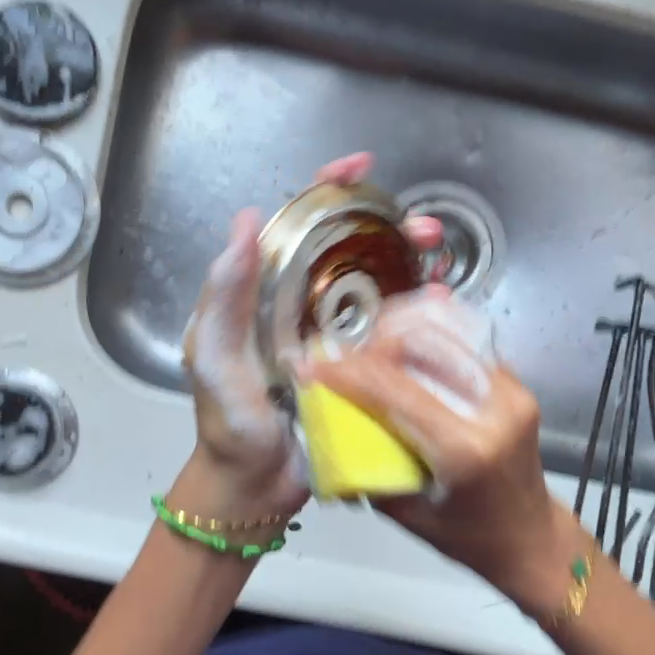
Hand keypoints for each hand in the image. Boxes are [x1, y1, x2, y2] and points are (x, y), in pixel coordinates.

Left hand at [180, 152, 439, 519]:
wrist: (256, 487)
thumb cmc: (229, 425)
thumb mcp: (215, 358)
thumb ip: (225, 295)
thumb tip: (247, 220)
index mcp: (263, 296)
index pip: (295, 229)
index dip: (325, 192)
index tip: (359, 167)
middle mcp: (300, 308)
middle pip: (348, 250)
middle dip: (386, 227)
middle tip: (423, 229)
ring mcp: (334, 338)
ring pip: (376, 285)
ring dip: (409, 265)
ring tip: (438, 260)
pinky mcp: (360, 370)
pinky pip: (392, 332)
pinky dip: (417, 313)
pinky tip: (440, 305)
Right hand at [301, 291, 579, 607]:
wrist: (531, 538)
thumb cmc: (468, 538)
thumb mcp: (406, 513)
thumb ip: (365, 466)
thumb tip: (322, 426)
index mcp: (466, 449)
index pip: (395, 391)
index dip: (345, 372)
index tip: (308, 365)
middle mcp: (494, 408)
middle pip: (421, 344)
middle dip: (370, 342)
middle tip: (339, 356)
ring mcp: (510, 390)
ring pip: (444, 331)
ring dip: (397, 331)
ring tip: (366, 349)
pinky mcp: (514, 382)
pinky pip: (462, 341)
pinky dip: (425, 336)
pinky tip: (399, 347)